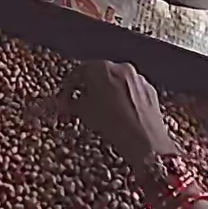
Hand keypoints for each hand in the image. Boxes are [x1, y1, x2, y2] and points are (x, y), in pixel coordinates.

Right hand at [62, 60, 177, 164]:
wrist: (145, 141)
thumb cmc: (112, 124)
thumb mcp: (83, 112)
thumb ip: (68, 103)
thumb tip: (58, 103)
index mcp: (102, 68)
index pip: (78, 72)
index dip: (68, 86)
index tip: (64, 96)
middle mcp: (121, 67)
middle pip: (99, 74)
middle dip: (88, 88)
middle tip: (80, 104)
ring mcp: (138, 78)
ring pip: (116, 82)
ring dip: (106, 92)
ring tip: (100, 111)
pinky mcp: (149, 90)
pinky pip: (130, 91)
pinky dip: (122, 98)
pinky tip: (119, 113)